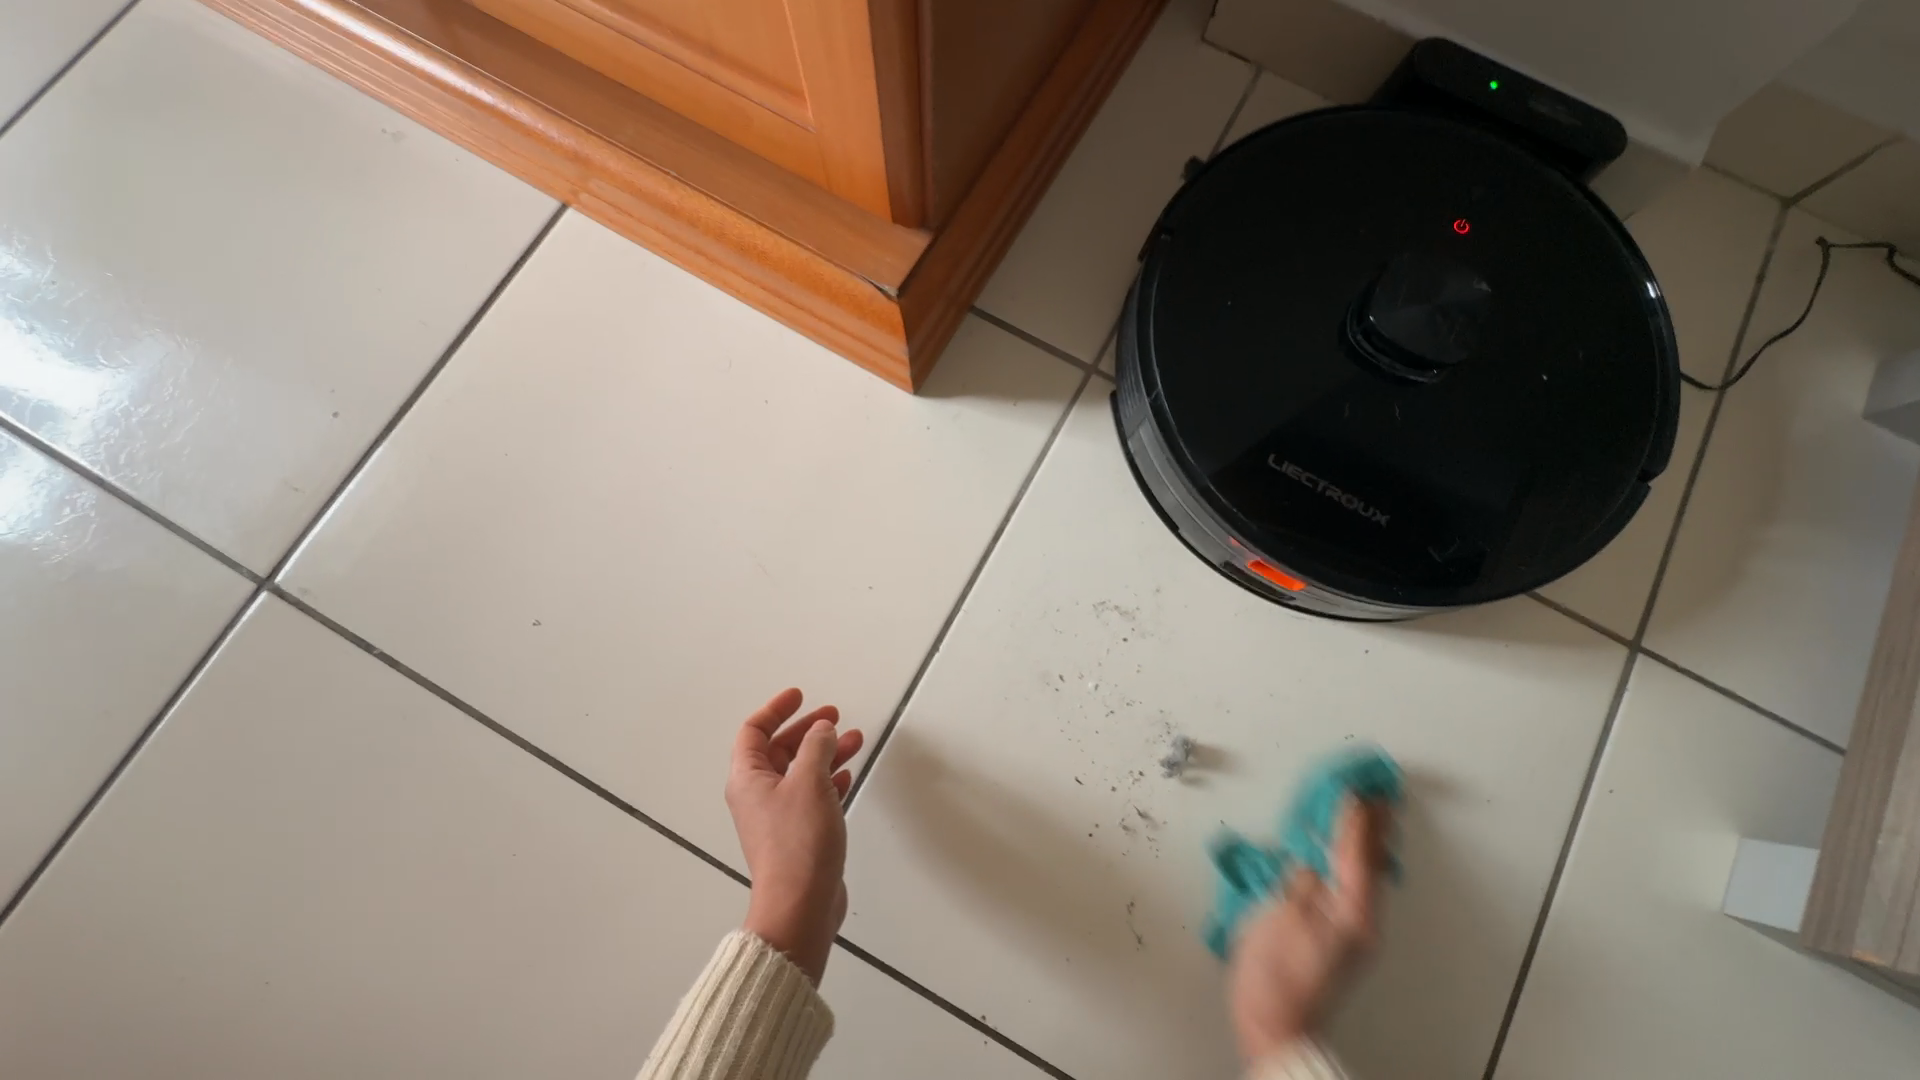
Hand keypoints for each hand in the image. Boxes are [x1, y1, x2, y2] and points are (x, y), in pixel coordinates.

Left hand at [726, 688, 863, 985]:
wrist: (801, 907)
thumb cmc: (799, 840)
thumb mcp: (809, 782)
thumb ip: (817, 746)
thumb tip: (821, 728)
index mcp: (749, 778)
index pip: (754, 731)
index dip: (776, 709)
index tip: (801, 695)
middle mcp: (759, 794)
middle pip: (780, 749)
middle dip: (807, 729)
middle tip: (835, 716)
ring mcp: (779, 816)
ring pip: (802, 771)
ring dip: (826, 752)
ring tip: (855, 739)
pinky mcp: (800, 835)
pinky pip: (814, 795)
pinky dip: (831, 779)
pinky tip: (850, 773)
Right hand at [1226, 798, 1392, 1064]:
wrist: (1274, 1024)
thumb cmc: (1275, 976)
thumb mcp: (1284, 920)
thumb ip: (1302, 886)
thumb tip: (1310, 865)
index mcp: (1351, 916)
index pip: (1355, 857)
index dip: (1355, 822)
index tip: (1356, 791)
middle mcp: (1360, 922)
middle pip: (1369, 864)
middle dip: (1373, 829)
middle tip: (1379, 794)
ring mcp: (1351, 931)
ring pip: (1363, 874)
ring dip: (1364, 842)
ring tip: (1369, 814)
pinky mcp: (1337, 936)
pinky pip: (1351, 886)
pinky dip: (1351, 861)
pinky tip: (1343, 853)